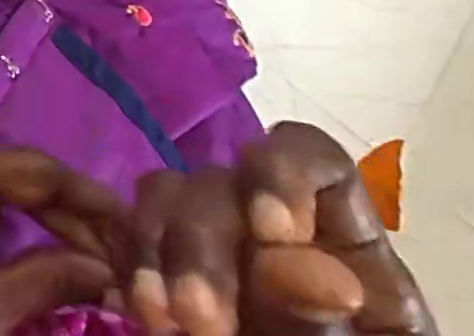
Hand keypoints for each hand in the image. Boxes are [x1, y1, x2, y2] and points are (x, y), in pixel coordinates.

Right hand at [126, 122, 437, 334]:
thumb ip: (317, 313)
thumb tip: (298, 260)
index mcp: (345, 249)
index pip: (313, 158)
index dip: (282, 171)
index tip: (272, 230)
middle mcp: (266, 227)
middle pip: (220, 180)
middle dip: (199, 239)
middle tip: (197, 314)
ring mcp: (207, 244)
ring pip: (165, 194)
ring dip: (155, 246)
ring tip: (160, 315)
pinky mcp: (157, 265)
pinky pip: (127, 230)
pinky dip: (127, 259)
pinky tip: (139, 303)